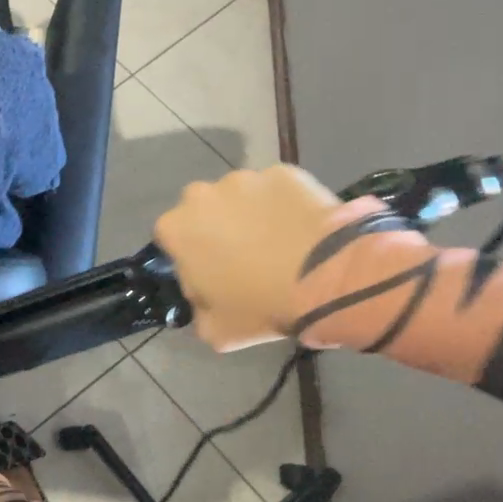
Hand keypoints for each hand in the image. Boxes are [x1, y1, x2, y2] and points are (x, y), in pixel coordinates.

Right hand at [153, 165, 341, 351]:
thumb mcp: (215, 328)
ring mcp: (244, 179)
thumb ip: (197, 308)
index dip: (191, 255)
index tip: (212, 272)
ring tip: (280, 241)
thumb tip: (203, 298)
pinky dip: (285, 204)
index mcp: (175, 228)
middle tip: (246, 255)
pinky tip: (303, 228)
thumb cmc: (263, 304)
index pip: (172, 238)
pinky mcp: (283, 173)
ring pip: (239, 197)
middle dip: (217, 227)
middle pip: (202, 209)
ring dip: (250, 213)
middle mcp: (200, 194)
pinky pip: (277, 190)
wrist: (330, 280)